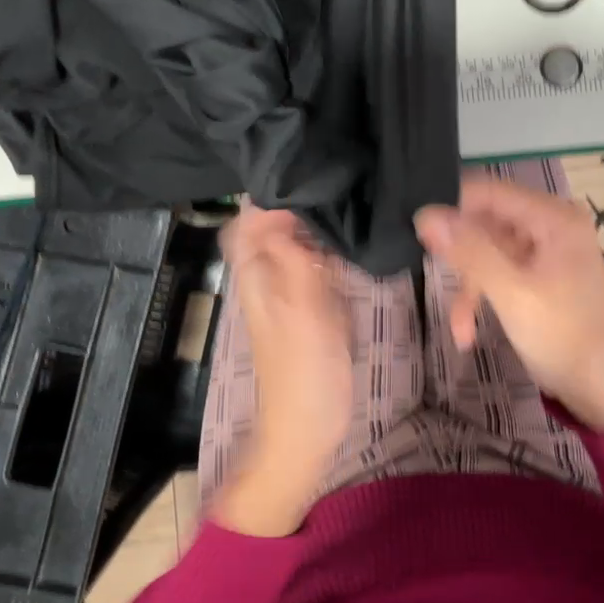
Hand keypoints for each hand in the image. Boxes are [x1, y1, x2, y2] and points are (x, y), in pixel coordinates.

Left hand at [214, 207, 353, 535]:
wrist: (308, 428)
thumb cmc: (304, 370)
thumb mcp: (301, 307)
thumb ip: (293, 257)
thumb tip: (284, 205)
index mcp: (255, 274)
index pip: (251, 216)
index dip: (273, 192)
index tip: (311, 174)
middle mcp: (266, 276)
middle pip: (271, 225)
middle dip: (298, 202)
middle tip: (339, 183)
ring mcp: (287, 291)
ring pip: (294, 242)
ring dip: (315, 224)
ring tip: (350, 203)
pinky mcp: (309, 306)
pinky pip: (313, 265)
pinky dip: (328, 250)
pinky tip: (352, 243)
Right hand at [415, 176, 603, 433]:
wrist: (603, 390)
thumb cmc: (563, 336)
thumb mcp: (511, 293)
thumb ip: (469, 251)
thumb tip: (425, 215)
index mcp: (553, 217)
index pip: (489, 192)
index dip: (452, 208)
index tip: (418, 234)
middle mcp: (551, 225)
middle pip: (485, 224)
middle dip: (461, 260)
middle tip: (434, 280)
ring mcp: (546, 252)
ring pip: (487, 253)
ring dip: (469, 289)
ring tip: (460, 328)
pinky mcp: (539, 277)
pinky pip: (499, 274)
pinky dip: (483, 299)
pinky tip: (468, 333)